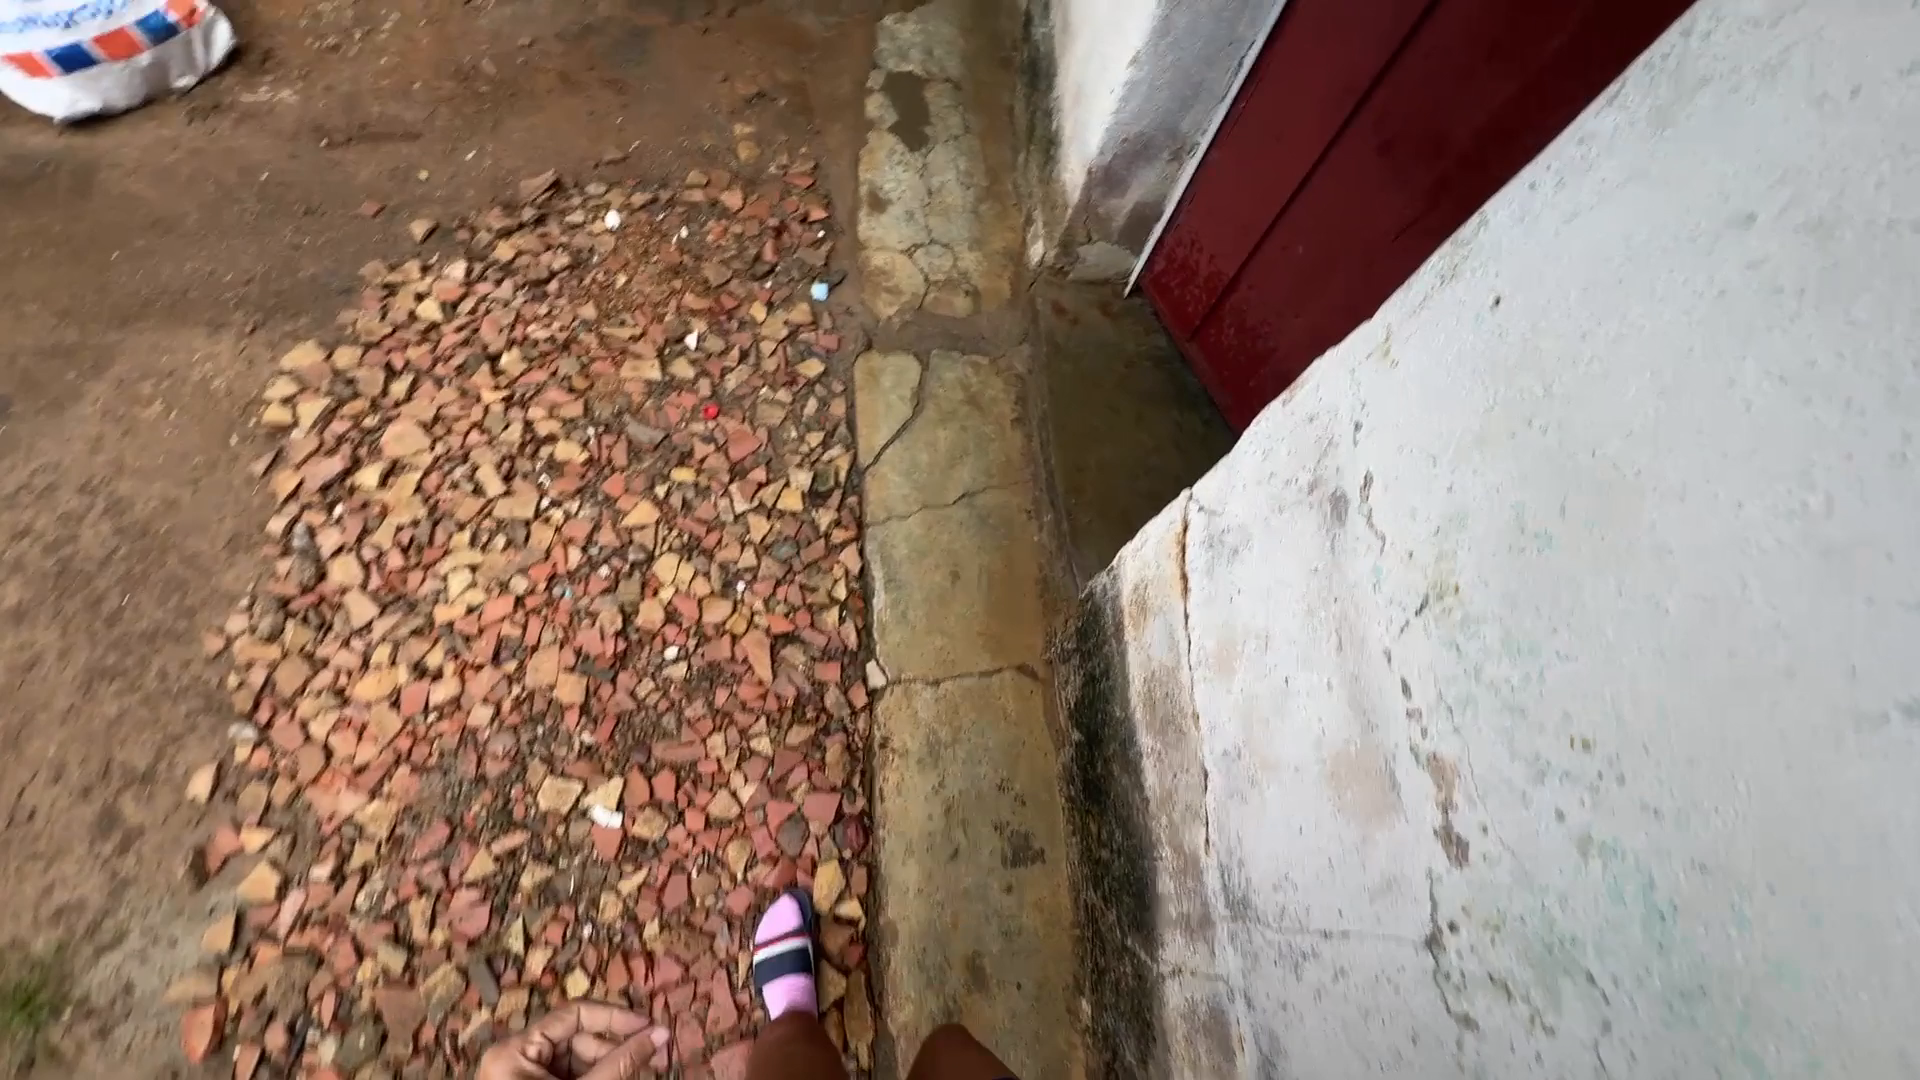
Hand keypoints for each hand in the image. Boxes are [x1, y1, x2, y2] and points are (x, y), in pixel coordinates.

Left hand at [476, 1002, 666, 1079]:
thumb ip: (622, 1062)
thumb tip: (662, 1032)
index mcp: (516, 1050)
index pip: (576, 1013)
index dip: (616, 1017)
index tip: (650, 1027)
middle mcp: (516, 1057)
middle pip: (579, 1037)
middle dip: (617, 1047)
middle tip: (655, 1054)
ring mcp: (522, 1077)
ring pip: (578, 1058)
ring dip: (611, 1063)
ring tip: (642, 1069)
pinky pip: (570, 1076)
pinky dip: (596, 1078)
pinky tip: (621, 1076)